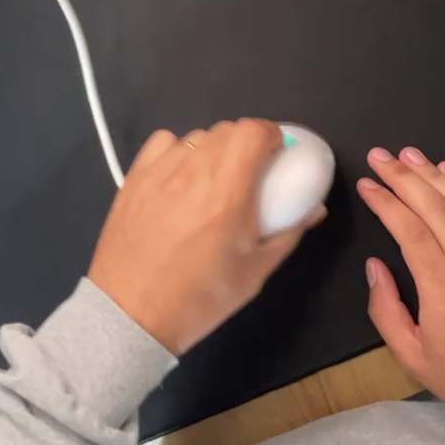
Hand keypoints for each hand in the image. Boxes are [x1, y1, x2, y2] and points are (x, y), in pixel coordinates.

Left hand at [89, 120, 322, 354]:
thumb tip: (314, 208)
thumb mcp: (254, 273)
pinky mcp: (135, 176)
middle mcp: (193, 170)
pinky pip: (165, 143)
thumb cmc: (199, 297)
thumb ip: (288, 233)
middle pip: (228, 129)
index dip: (272, 134)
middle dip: (247, 143)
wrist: (130, 316)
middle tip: (251, 174)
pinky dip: (180, 151)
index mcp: (228, 191)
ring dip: (215, 149)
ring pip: (198, 136)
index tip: (278, 154)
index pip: (254, 131)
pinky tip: (180, 176)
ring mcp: (160, 170)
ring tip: (214, 180)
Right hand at [358, 147, 444, 423]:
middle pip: (437, 210)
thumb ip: (385, 309)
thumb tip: (375, 265)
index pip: (412, 234)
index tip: (367, 185)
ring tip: (409, 154)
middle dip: (405, 177)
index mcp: (444, 296)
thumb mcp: (411, 357)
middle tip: (380, 156)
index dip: (387, 203)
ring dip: (434, 175)